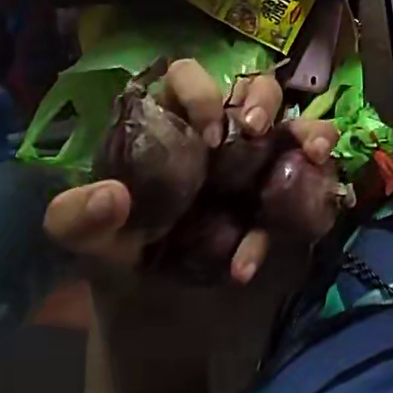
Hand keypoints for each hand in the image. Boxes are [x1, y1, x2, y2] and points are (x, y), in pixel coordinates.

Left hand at [44, 60, 337, 286]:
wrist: (152, 314)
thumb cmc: (119, 258)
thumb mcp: (87, 242)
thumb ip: (76, 220)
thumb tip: (111, 196)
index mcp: (170, 125)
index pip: (187, 78)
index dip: (201, 91)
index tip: (207, 134)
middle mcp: (218, 138)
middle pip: (251, 92)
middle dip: (264, 101)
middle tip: (257, 131)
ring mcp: (252, 169)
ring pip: (291, 129)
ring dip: (310, 132)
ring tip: (315, 153)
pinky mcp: (275, 204)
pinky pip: (304, 191)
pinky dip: (305, 206)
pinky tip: (260, 253)